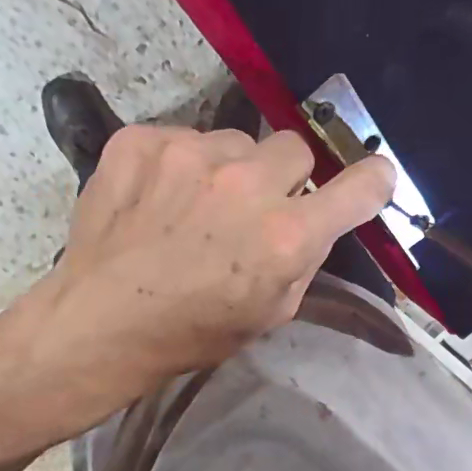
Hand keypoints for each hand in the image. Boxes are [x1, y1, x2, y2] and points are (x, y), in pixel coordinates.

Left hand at [18, 124, 395, 425]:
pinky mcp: (142, 140)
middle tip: (252, 208)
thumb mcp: (269, 313)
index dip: (372, 180)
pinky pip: (182, 138)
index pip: (360, 185)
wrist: (99, 322)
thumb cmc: (190, 332)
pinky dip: (177, 164)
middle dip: (283, 177)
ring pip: (236, 141)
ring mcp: (190, 154)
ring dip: (228, 169)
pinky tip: (156, 198)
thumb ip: (303, 259)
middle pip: (295, 148)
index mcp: (286, 236)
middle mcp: (246, 184)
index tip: (369, 179)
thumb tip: (315, 220)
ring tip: (193, 207)